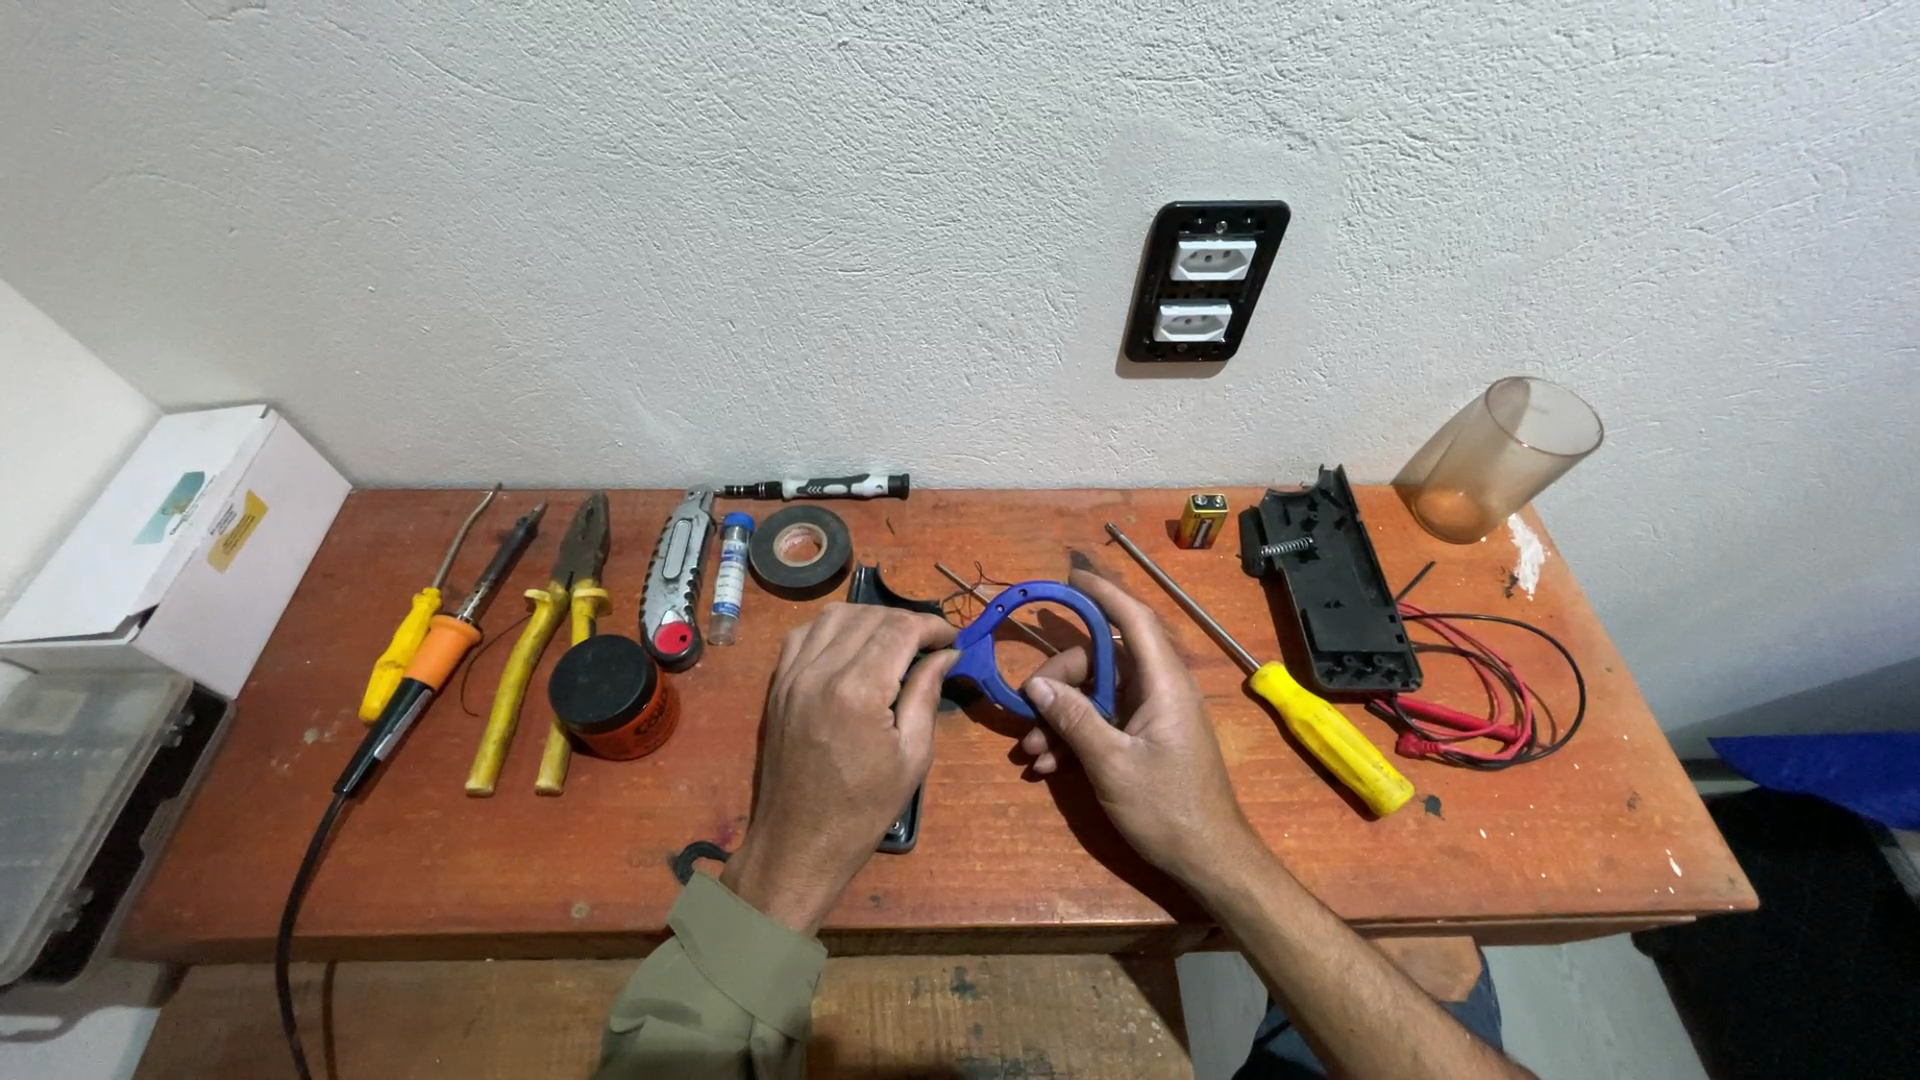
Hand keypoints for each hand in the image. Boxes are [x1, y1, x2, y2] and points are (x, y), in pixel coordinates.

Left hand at [721, 603, 958, 934]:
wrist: (798, 844)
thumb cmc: (864, 809)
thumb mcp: (912, 756)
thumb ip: (926, 693)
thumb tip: (947, 653)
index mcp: (858, 690)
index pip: (900, 629)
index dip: (932, 626)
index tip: (952, 638)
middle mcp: (820, 671)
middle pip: (870, 617)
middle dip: (906, 621)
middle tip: (929, 644)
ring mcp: (792, 675)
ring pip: (834, 615)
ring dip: (870, 619)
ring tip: (893, 641)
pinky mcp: (777, 684)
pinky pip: (804, 633)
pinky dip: (833, 628)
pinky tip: (852, 646)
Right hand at [1017, 568, 1258, 885]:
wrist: (1209, 860)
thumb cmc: (1167, 809)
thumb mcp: (1111, 764)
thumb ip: (1073, 718)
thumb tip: (1035, 685)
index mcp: (1162, 683)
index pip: (1133, 619)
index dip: (1103, 593)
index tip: (1070, 577)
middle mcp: (1158, 689)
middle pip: (1100, 661)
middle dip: (1058, 682)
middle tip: (1027, 710)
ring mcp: (1152, 714)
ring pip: (1095, 694)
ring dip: (1060, 718)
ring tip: (1032, 753)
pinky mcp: (1145, 737)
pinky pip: (1102, 721)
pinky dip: (1074, 737)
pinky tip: (1049, 765)